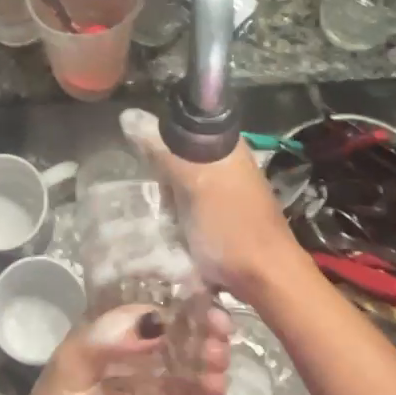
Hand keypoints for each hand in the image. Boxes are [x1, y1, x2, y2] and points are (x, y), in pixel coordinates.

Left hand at [2, 305, 230, 394]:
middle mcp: (133, 363)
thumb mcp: (73, 362)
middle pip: (174, 340)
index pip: (148, 313)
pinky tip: (216, 384)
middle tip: (221, 324)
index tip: (200, 296)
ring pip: (187, 371)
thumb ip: (110, 335)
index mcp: (109, 339)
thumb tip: (156, 318)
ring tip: (220, 354)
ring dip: (207, 359)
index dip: (175, 304)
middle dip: (199, 329)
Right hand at [118, 107, 307, 296]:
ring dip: (168, 200)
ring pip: (181, 184)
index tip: (140, 155)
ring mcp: (227, 192)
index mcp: (225, 145)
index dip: (158, 135)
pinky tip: (170, 230)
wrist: (267, 279)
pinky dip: (177, 217)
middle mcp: (228, 162)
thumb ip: (162, 150)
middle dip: (161, 174)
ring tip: (159, 215)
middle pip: (178, 155)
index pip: (183, 123)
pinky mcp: (223, 217)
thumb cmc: (230, 226)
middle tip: (153, 193)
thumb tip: (128, 115)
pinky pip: (189, 208)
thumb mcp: (192, 183)